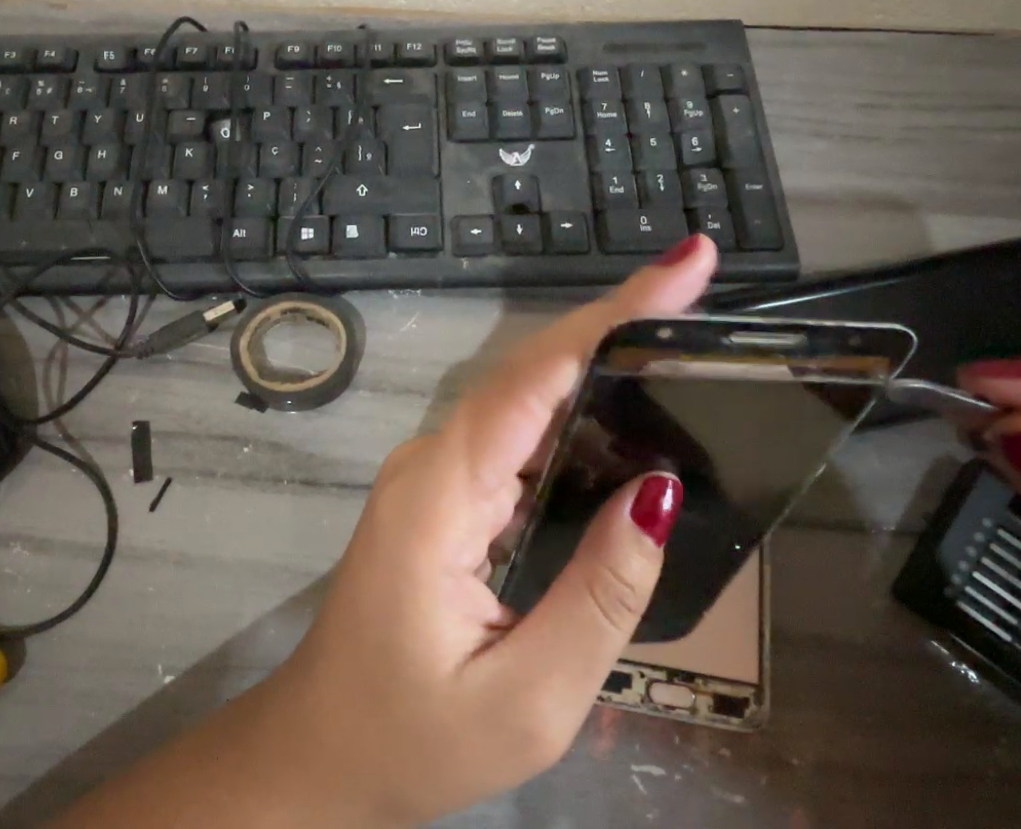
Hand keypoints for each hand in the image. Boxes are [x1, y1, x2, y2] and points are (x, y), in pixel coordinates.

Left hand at [51, 235, 715, 827]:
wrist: (319, 754)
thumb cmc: (413, 739)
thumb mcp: (525, 698)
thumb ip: (598, 597)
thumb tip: (660, 493)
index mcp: (440, 497)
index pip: (532, 379)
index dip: (611, 315)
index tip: (685, 267)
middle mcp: (432, 463)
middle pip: (530, 373)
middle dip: (617, 324)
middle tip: (701, 291)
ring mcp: (433, 476)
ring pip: (525, 399)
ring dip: (601, 365)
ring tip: (683, 344)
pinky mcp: (443, 496)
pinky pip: (516, 437)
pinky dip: (576, 415)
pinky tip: (629, 419)